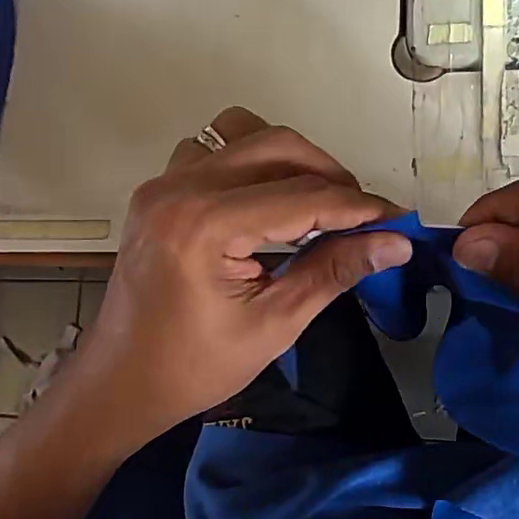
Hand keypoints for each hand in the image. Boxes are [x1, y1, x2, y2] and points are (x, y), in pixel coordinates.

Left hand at [65, 108, 412, 442]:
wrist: (122, 383)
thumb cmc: (194, 367)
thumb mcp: (275, 324)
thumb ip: (335, 271)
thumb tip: (394, 243)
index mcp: (206, 226)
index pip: (303, 196)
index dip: (359, 206)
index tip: (396, 220)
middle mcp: (180, 188)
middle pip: (278, 146)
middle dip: (331, 175)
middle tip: (362, 216)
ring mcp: (162, 184)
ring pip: (244, 135)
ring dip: (290, 161)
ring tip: (316, 204)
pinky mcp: (157, 191)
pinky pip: (213, 151)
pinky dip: (249, 163)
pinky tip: (264, 202)